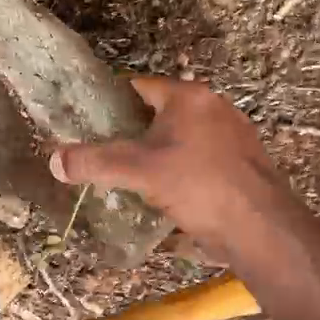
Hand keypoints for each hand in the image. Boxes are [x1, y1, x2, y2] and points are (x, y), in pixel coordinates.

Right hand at [50, 77, 306, 261]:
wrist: (266, 233)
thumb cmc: (198, 186)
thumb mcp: (136, 171)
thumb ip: (92, 162)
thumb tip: (53, 161)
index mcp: (189, 97)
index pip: (138, 86)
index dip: (111, 102)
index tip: (91, 122)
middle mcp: (216, 107)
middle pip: (161, 111)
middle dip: (136, 130)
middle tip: (111, 150)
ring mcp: (237, 136)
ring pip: (184, 136)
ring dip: (162, 151)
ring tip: (137, 174)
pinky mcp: (249, 164)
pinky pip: (204, 158)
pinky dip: (185, 169)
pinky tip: (172, 193)